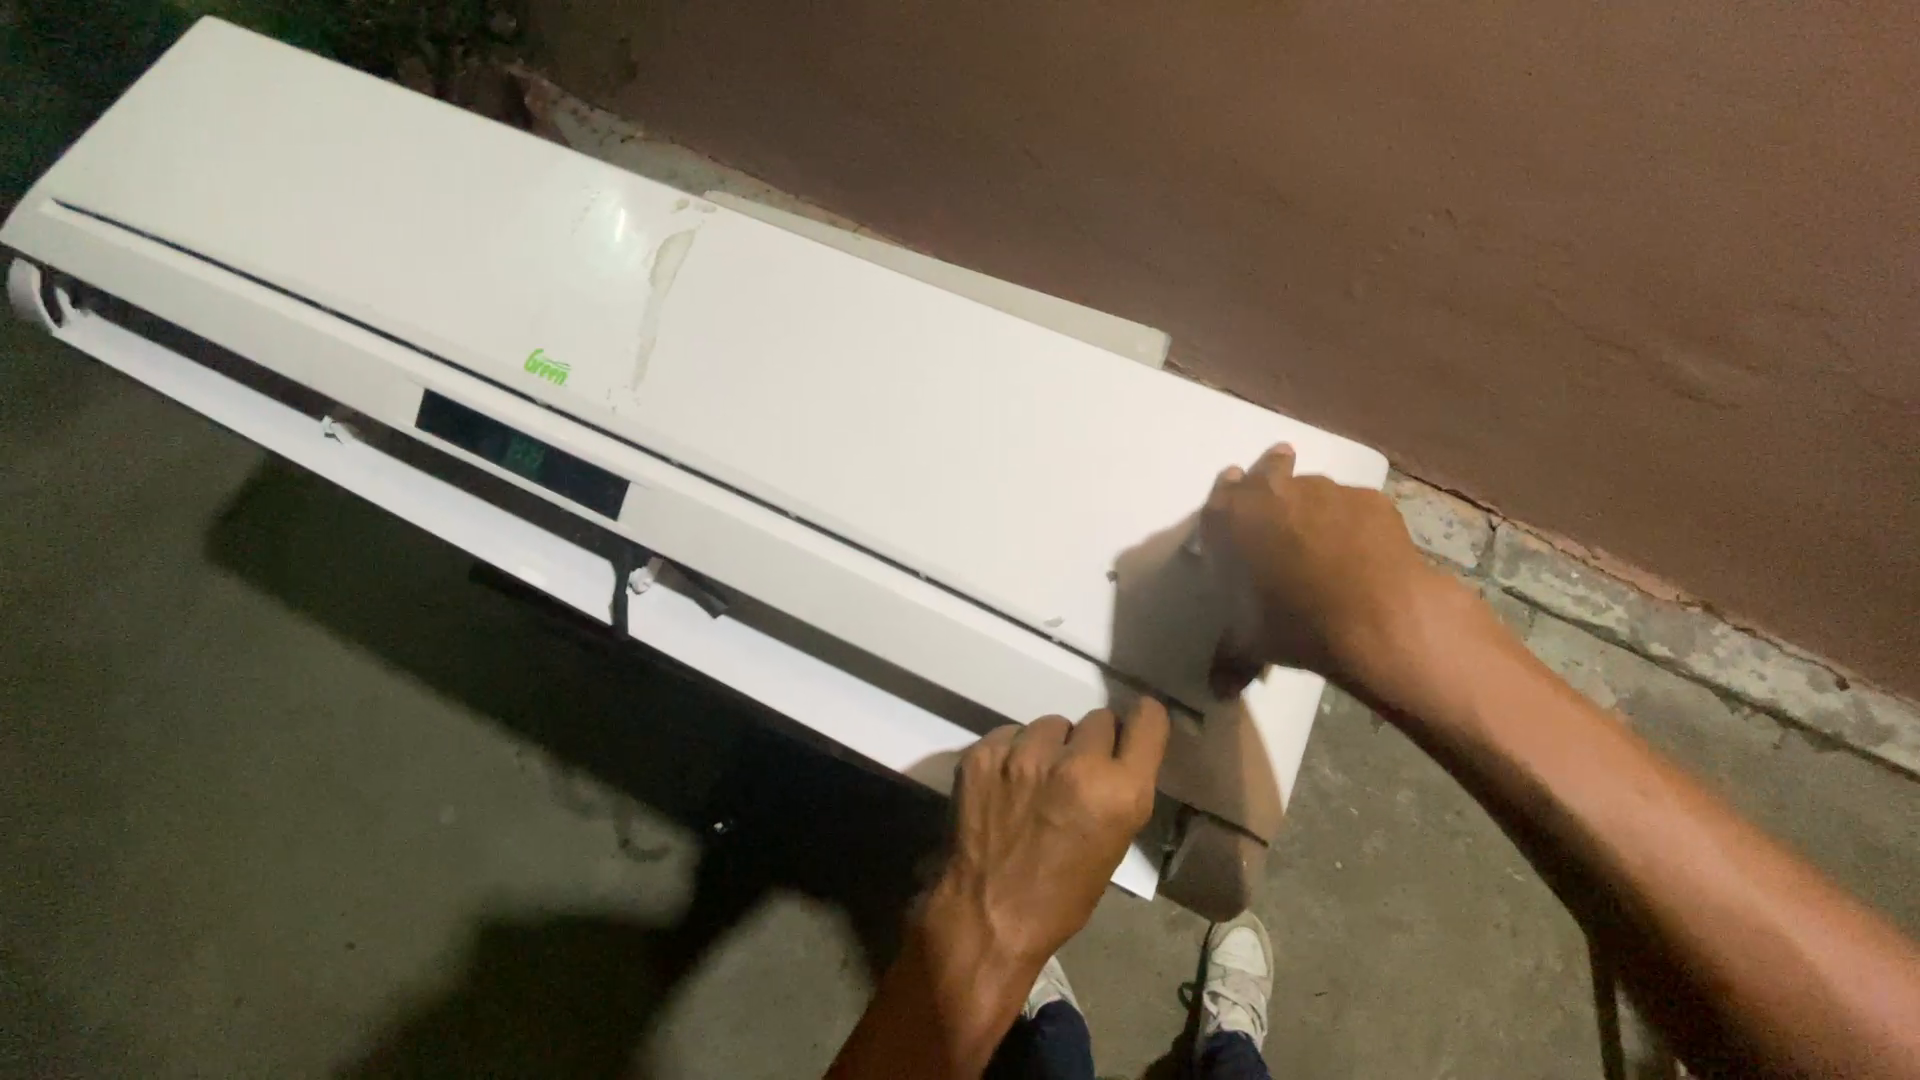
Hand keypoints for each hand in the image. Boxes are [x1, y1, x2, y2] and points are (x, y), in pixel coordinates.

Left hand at [923, 701, 1169, 967]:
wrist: (987, 914)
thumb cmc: (1061, 896)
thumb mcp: (1115, 843)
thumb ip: (1120, 789)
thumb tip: (1116, 755)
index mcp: (1119, 791)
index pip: (1148, 720)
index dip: (1143, 721)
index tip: (1136, 725)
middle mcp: (1075, 762)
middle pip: (1097, 720)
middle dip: (1091, 743)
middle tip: (1076, 774)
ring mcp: (1024, 754)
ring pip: (1050, 724)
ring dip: (1049, 746)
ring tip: (1035, 782)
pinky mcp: (984, 753)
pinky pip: (1010, 734)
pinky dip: (1012, 753)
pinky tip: (1005, 786)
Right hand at [1202, 443, 1438, 692]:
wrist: (1370, 615)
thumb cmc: (1290, 623)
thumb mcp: (1249, 644)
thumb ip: (1230, 659)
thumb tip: (1218, 693)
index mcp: (1229, 519)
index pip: (1220, 493)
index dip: (1229, 498)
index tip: (1238, 509)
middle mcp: (1271, 491)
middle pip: (1269, 468)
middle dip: (1271, 477)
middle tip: (1278, 504)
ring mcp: (1324, 490)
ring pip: (1312, 487)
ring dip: (1313, 505)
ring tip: (1324, 538)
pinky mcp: (1368, 499)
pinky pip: (1353, 506)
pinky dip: (1353, 522)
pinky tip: (1362, 551)